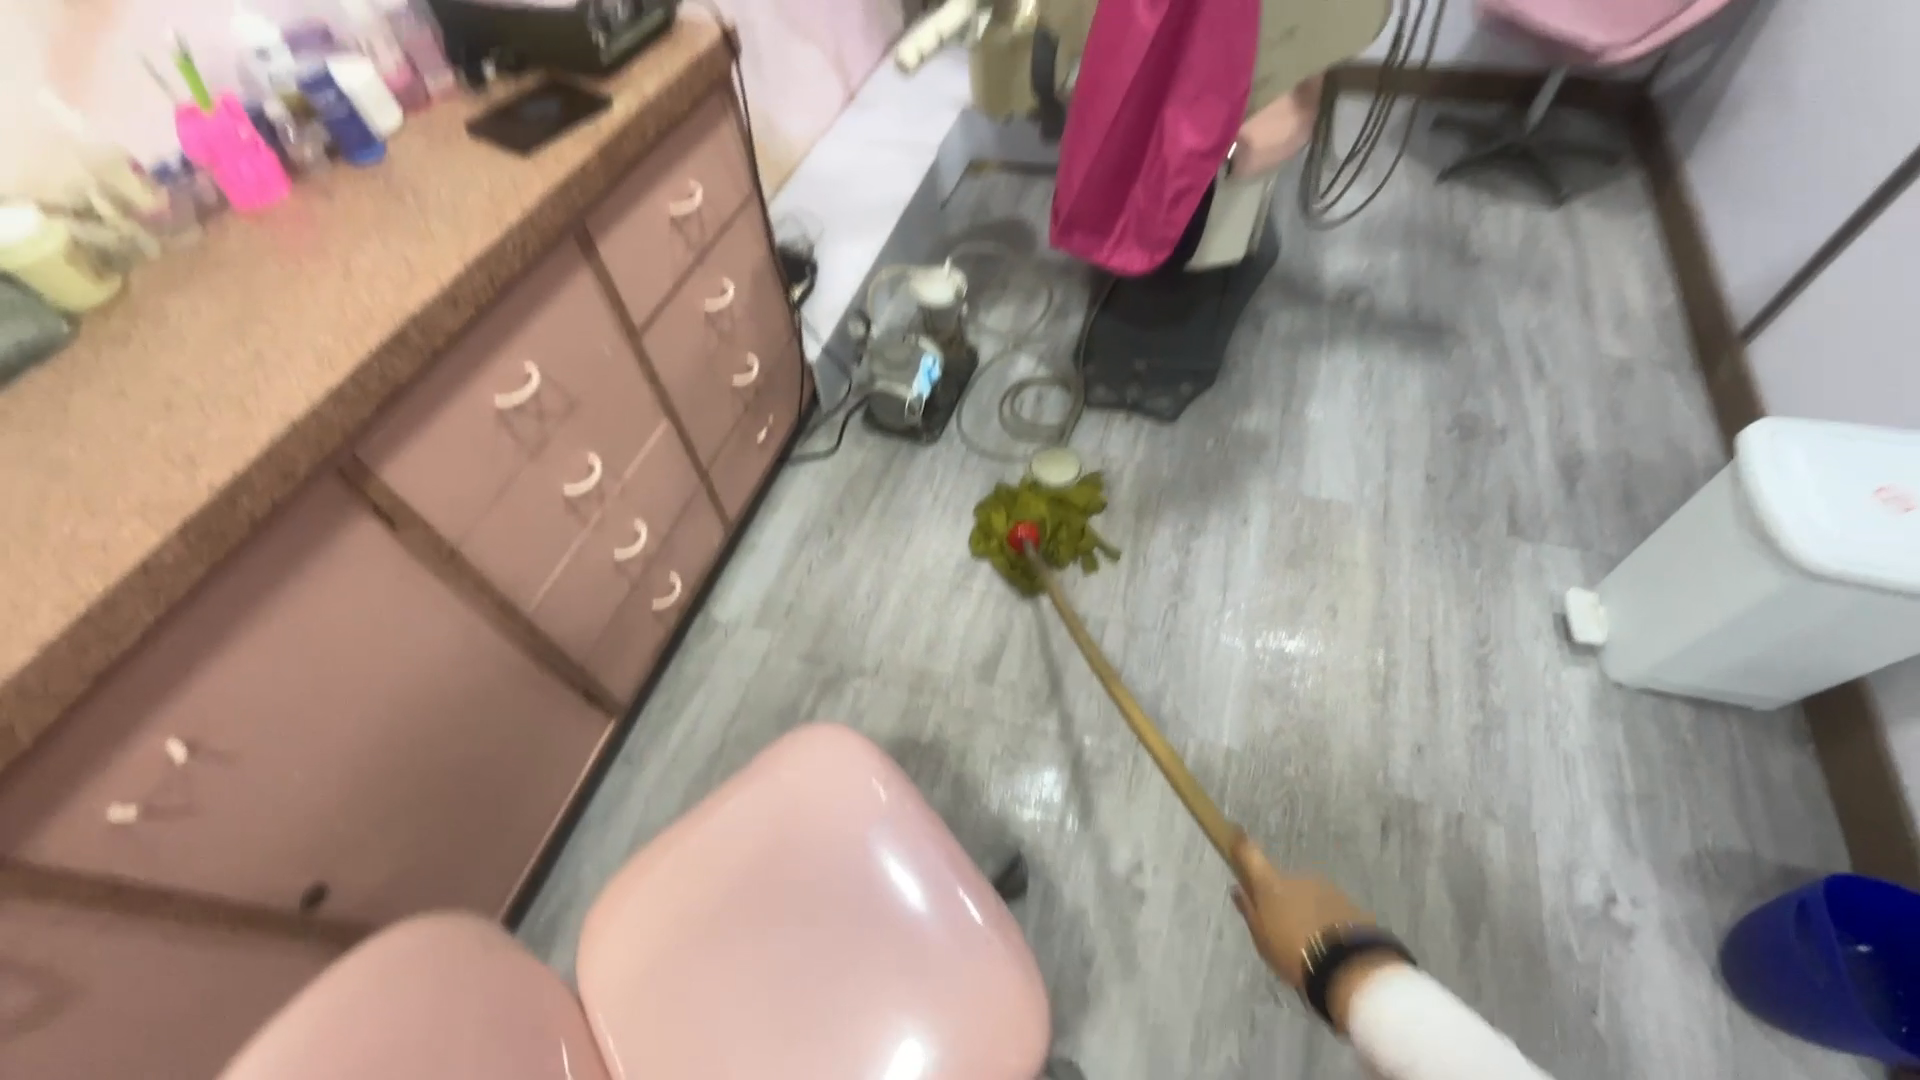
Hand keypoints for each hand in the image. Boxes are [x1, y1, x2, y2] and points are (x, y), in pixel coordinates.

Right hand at [1227, 829, 1374, 989]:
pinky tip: (1330, 945)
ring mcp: (1326, 887)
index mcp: (1270, 884)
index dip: (1240, 842)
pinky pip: (1330, 908)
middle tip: (1284, 929)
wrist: (1349, 968)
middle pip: (1283, 882)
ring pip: (1309, 896)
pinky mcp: (1350, 903)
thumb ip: (1249, 912)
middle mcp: (1297, 877)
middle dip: (1283, 899)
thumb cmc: (1293, 954)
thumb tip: (1237, 889)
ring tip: (1310, 943)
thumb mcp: (1262, 940)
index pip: (1249, 853)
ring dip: (1307, 910)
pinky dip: (1327, 920)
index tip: (1235, 832)